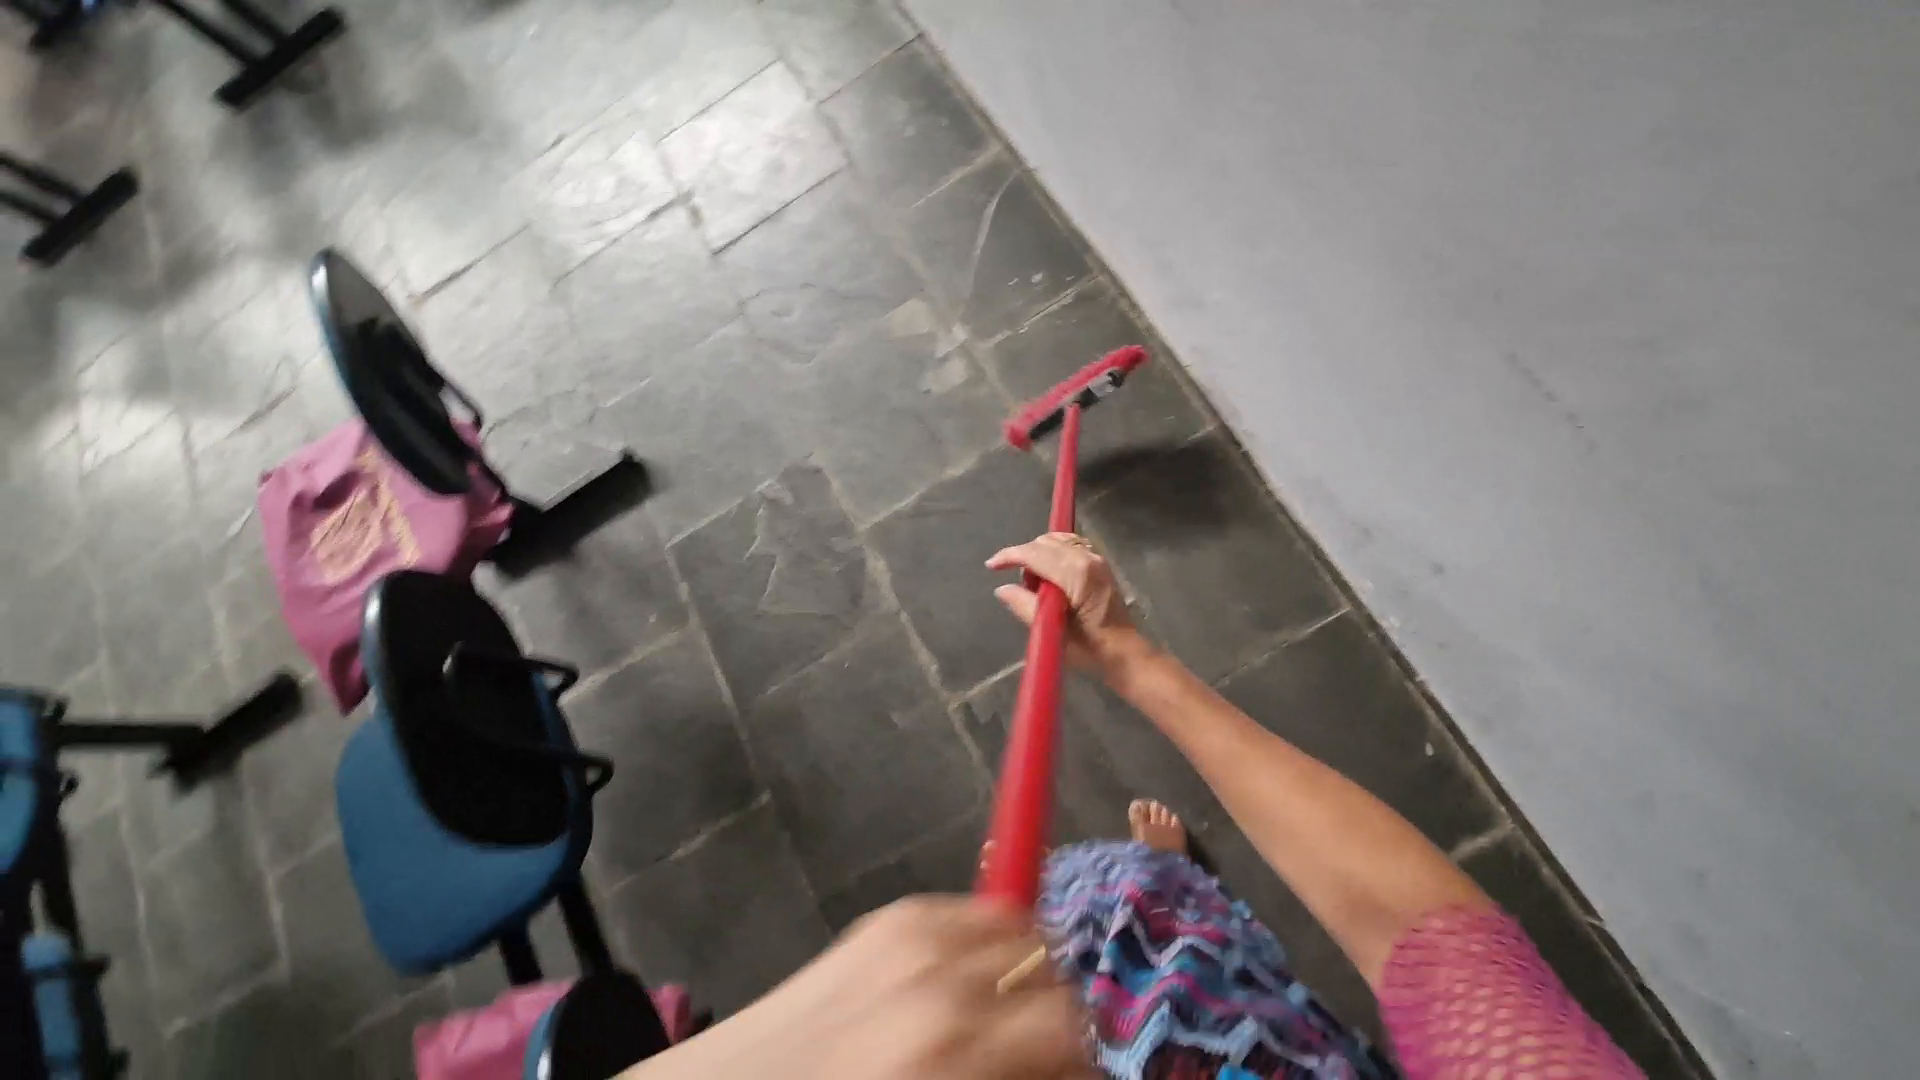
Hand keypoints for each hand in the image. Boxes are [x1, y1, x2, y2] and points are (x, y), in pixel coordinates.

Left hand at [662, 897, 1091, 1079]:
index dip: (1082, 1052)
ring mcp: (911, 933)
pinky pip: (973, 912)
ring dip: (1026, 966)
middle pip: (1050, 965)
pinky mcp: (891, 914)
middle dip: (1057, 1008)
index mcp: (952, 1050)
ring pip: (1019, 926)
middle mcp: (938, 978)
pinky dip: (988, 940)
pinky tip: (965, 979)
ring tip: (1005, 1007)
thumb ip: (1008, 1072)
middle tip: (1041, 1047)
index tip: (1076, 1069)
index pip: (1067, 1022)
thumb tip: (1060, 1059)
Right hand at [986, 532, 1150, 676]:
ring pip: (1058, 541)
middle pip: (1045, 543)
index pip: (1035, 554)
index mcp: (1077, 574)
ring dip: (1039, 555)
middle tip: (1020, 586)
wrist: (1124, 654)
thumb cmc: (1089, 649)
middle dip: (1024, 557)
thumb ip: (1025, 606)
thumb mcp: (1052, 631)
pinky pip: (1071, 546)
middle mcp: (1088, 559)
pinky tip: (1050, 575)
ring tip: (1035, 583)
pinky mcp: (1100, 564)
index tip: (991, 566)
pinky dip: (1054, 553)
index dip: (1010, 556)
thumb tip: (1002, 590)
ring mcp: (1097, 559)